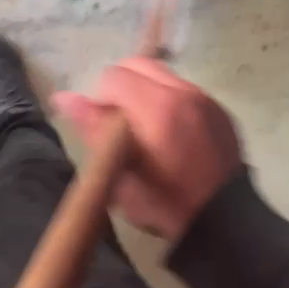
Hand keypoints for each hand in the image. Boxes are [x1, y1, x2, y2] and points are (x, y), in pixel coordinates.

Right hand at [52, 57, 243, 238]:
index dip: (101, 99)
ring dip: (145, 92)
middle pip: (138, 65)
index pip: (114, 76)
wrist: (225, 222)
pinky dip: (169, 101)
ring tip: (145, 128)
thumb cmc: (166, 205)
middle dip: (121, 88)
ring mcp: (205, 98)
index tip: (104, 128)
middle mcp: (183, 92)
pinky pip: (184, 90)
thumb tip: (63, 97)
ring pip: (162, 75)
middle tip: (120, 124)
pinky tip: (170, 133)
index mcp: (158, 107)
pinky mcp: (220, 109)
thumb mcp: (120, 177)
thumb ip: (93, 129)